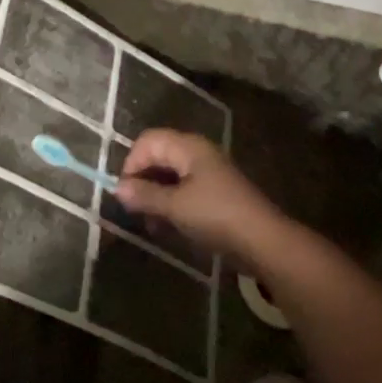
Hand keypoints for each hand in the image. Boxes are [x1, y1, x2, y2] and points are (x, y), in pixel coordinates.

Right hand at [115, 129, 284, 259]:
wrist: (264, 241)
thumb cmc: (216, 215)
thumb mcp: (175, 206)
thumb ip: (144, 195)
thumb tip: (117, 189)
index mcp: (188, 147)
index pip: (148, 141)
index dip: (131, 163)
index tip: (124, 192)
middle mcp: (197, 153)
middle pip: (158, 156)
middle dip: (142, 181)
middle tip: (133, 209)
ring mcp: (208, 172)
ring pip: (170, 176)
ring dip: (155, 196)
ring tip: (150, 224)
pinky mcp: (214, 193)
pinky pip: (183, 190)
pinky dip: (171, 204)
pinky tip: (167, 227)